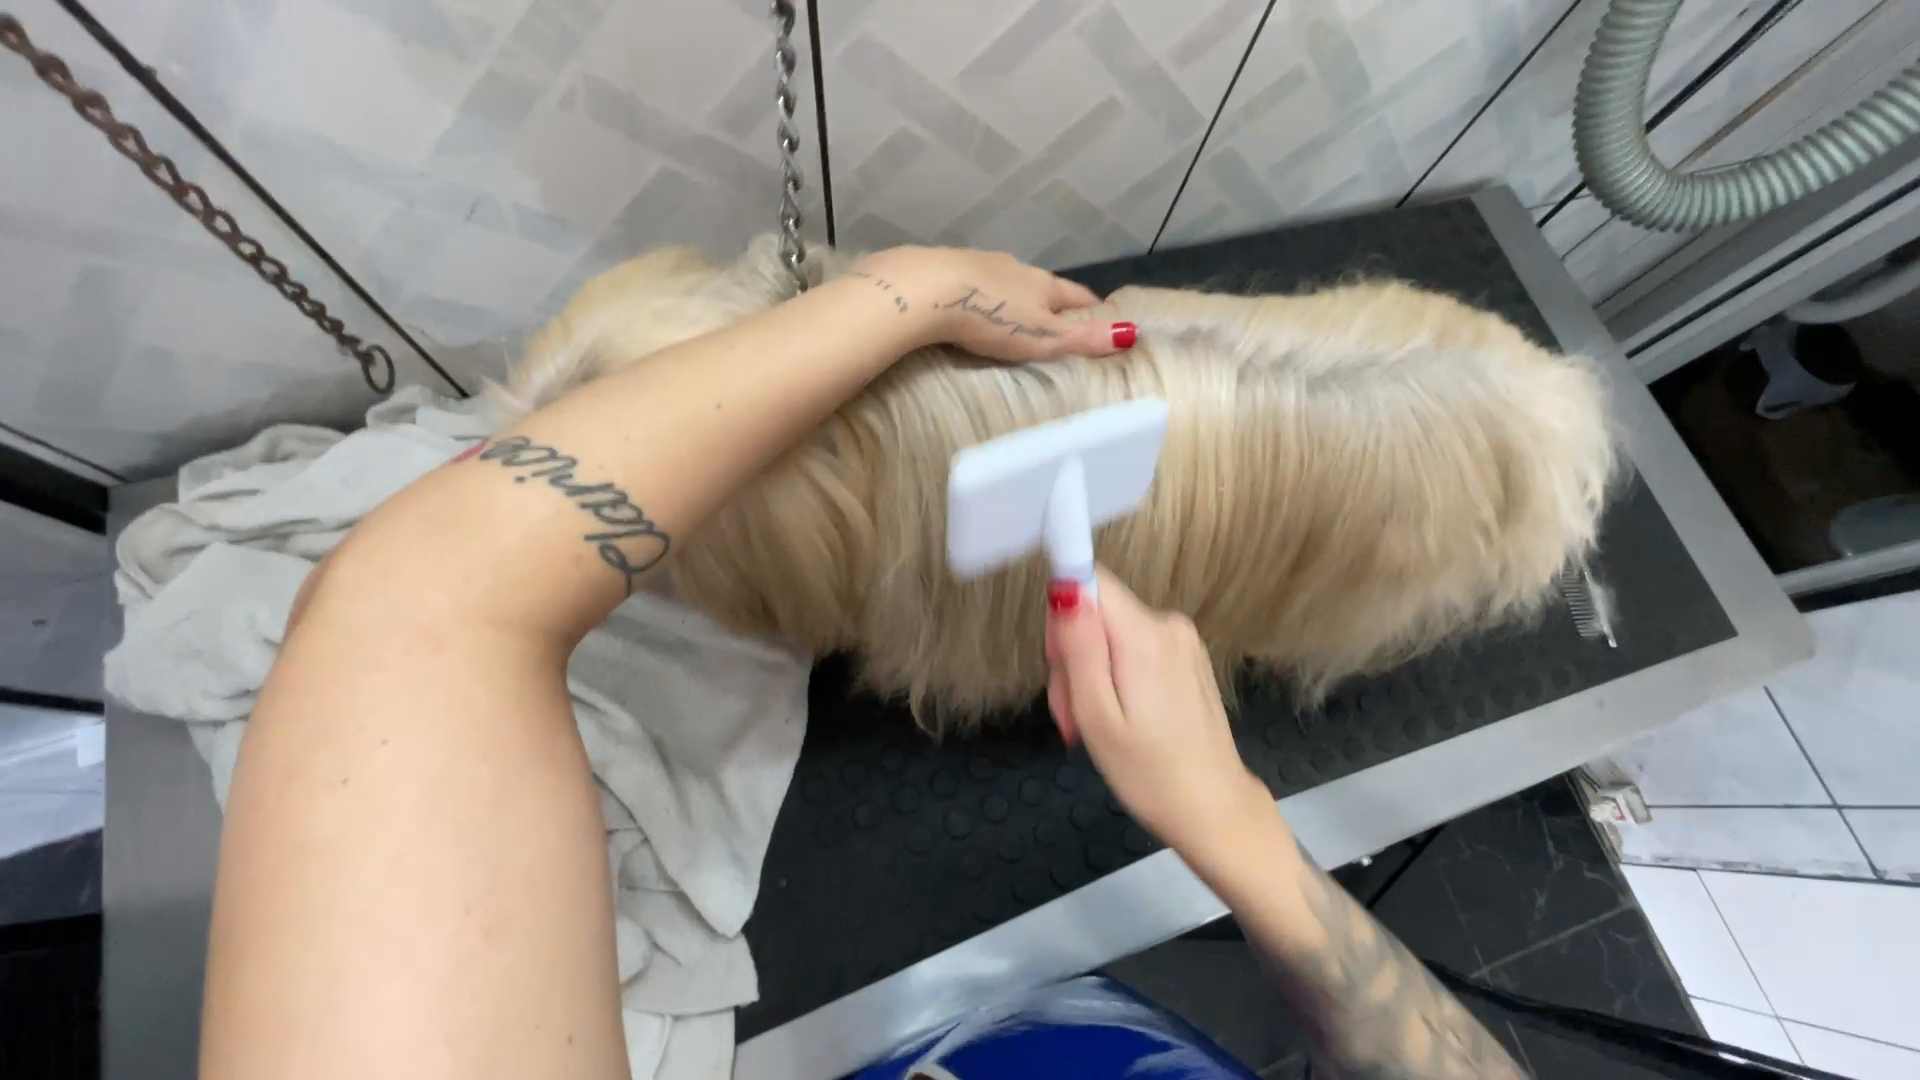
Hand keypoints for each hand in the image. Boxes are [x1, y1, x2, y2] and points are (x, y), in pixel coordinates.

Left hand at [849, 246, 1134, 362]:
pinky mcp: (946, 271)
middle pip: (1042, 286)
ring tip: (1013, 321)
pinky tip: (971, 310)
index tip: (1104, 321)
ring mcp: (979, 265)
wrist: (927, 291)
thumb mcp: (1044, 337)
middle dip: (1051, 304)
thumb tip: (1132, 334)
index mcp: (1043, 284)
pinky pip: (973, 286)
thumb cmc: (992, 318)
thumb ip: (1083, 338)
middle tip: (1056, 326)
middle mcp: (1015, 268)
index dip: (1093, 310)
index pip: (1078, 296)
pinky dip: (980, 298)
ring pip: (1006, 283)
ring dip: (1014, 299)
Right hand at [1045, 568, 1281, 866]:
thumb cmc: (1147, 772)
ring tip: (1096, 726)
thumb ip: (1079, 647)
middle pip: (1097, 612)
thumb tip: (1064, 587)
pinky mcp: (1188, 659)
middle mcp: (1168, 624)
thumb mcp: (1097, 715)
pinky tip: (1121, 719)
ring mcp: (1183, 641)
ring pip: (1112, 634)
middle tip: (1073, 715)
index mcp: (1144, 634)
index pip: (1088, 581)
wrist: (1214, 812)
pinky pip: (1134, 649)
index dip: (1062, 616)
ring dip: (1092, 673)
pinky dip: (1117, 678)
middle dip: (1073, 657)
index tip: (1061, 664)